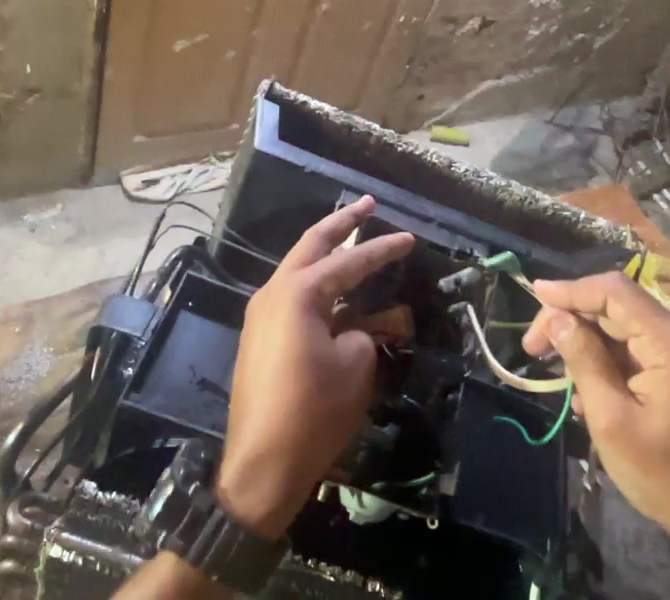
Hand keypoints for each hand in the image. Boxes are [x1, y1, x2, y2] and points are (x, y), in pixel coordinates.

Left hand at [218, 196, 413, 536]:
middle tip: (368, 204)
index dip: (382, 249)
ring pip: (297, 268)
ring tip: (352, 236)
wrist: (261, 464)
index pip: (348, 261)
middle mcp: (273, 294)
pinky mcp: (260, 337)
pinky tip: (334, 286)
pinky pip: (292, 295)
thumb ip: (360, 333)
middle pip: (311, 245)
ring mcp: (261, 315)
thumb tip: (351, 329)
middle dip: (341, 223)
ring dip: (325, 251)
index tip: (409, 238)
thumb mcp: (355, 367)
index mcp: (297, 294)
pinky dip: (315, 282)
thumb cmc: (313, 412)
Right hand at [522, 272, 669, 546]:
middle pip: (618, 308)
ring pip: (625, 329)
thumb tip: (557, 318)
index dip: (571, 289)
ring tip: (556, 373)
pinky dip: (609, 362)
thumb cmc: (664, 476)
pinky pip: (639, 352)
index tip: (533, 294)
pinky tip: (587, 393)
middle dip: (573, 320)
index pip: (614, 292)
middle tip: (534, 347)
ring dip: (588, 344)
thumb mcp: (611, 419)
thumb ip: (584, 361)